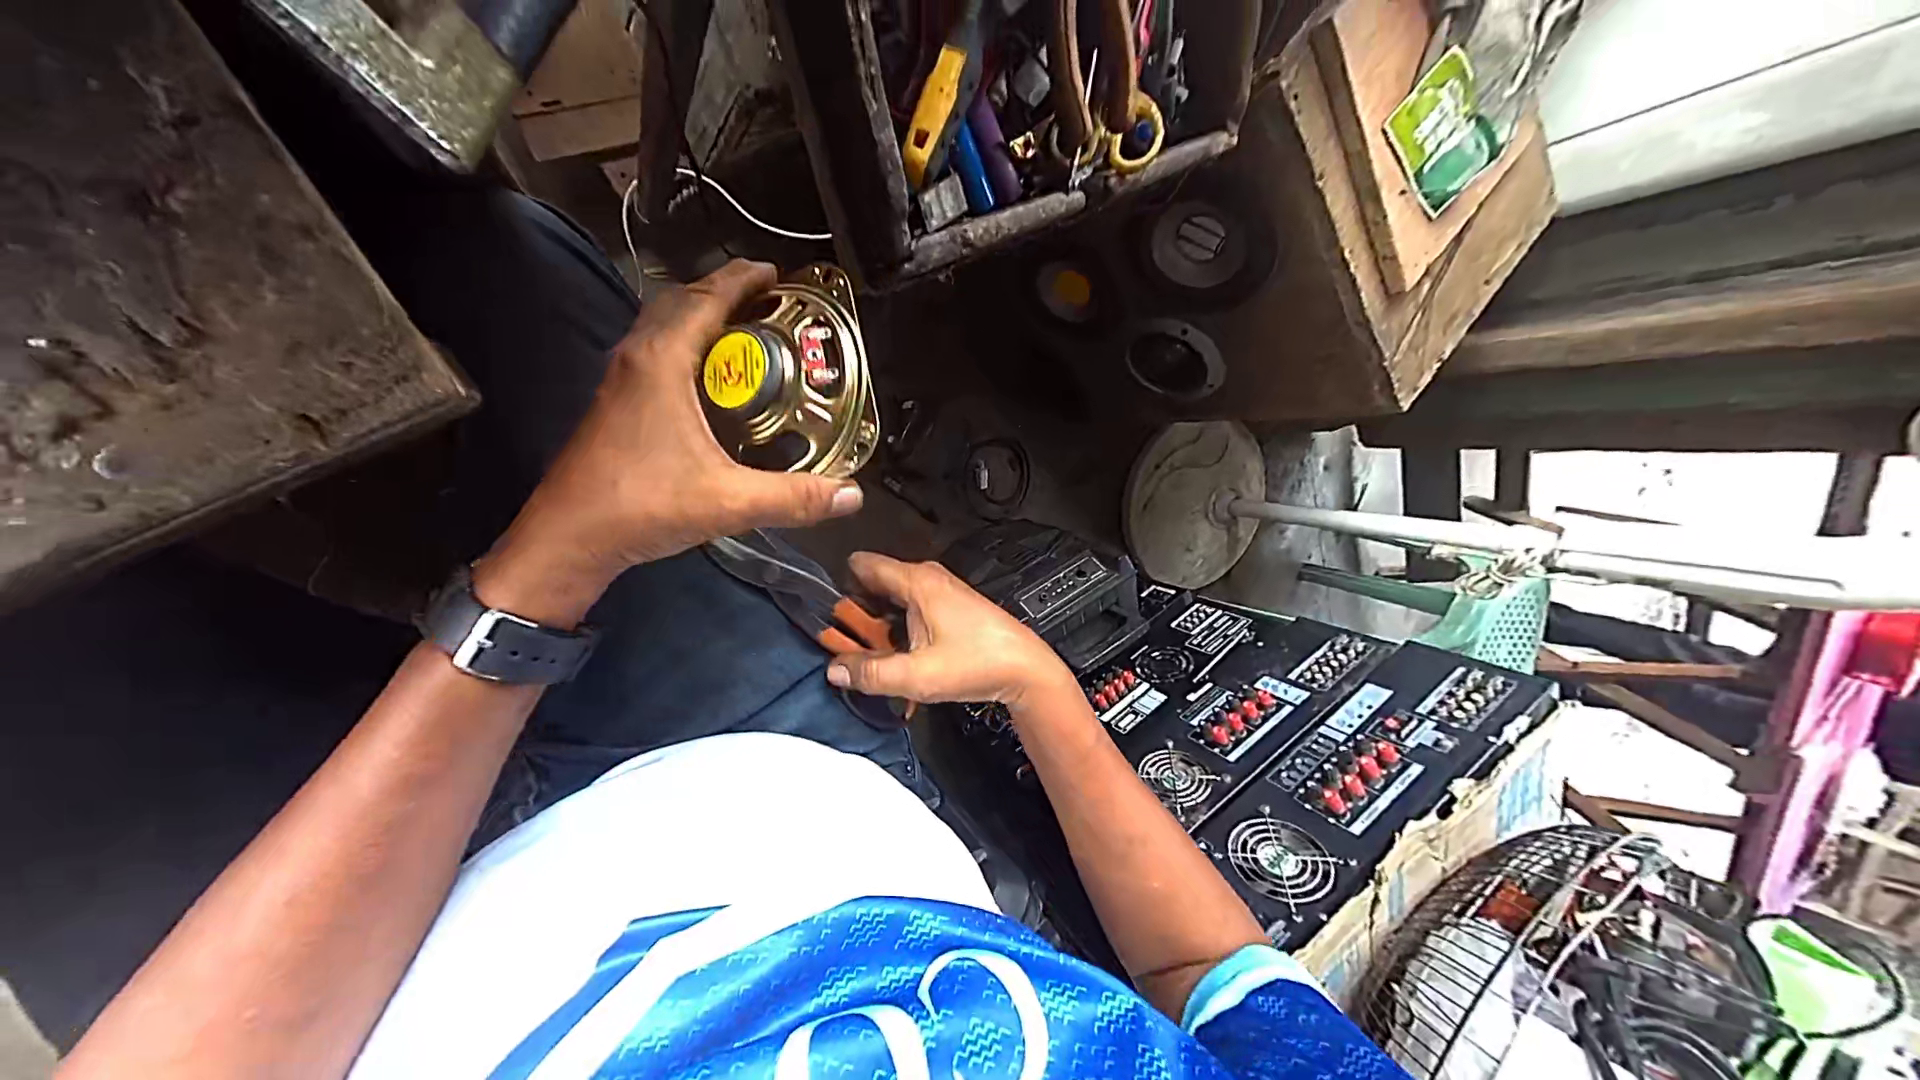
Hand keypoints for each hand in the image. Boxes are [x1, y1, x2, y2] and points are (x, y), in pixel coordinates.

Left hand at [475, 260, 862, 625]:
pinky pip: (656, 354)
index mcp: (662, 362)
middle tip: (770, 306)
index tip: (777, 274)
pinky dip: (687, 348)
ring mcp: (620, 380)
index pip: (706, 297)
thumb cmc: (642, 505)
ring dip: (702, 319)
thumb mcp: (728, 501)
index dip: (743, 279)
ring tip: (746, 337)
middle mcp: (637, 358)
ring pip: (664, 327)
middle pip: (682, 302)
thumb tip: (852, 495)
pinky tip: (710, 384)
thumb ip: (794, 498)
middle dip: (726, 294)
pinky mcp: (615, 404)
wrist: (568, 537)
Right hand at [825, 552, 1077, 711]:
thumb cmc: (981, 663)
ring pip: (893, 601)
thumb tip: (835, 670)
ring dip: (880, 626)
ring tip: (878, 656)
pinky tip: (904, 657)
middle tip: (853, 647)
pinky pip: (911, 611)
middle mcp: (927, 578)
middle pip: (875, 586)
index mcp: (917, 580)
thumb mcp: (918, 676)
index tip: (830, 618)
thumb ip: (871, 673)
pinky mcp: (949, 607)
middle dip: (859, 615)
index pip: (861, 564)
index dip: (840, 588)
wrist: (1025, 670)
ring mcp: (940, 592)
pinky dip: (900, 630)